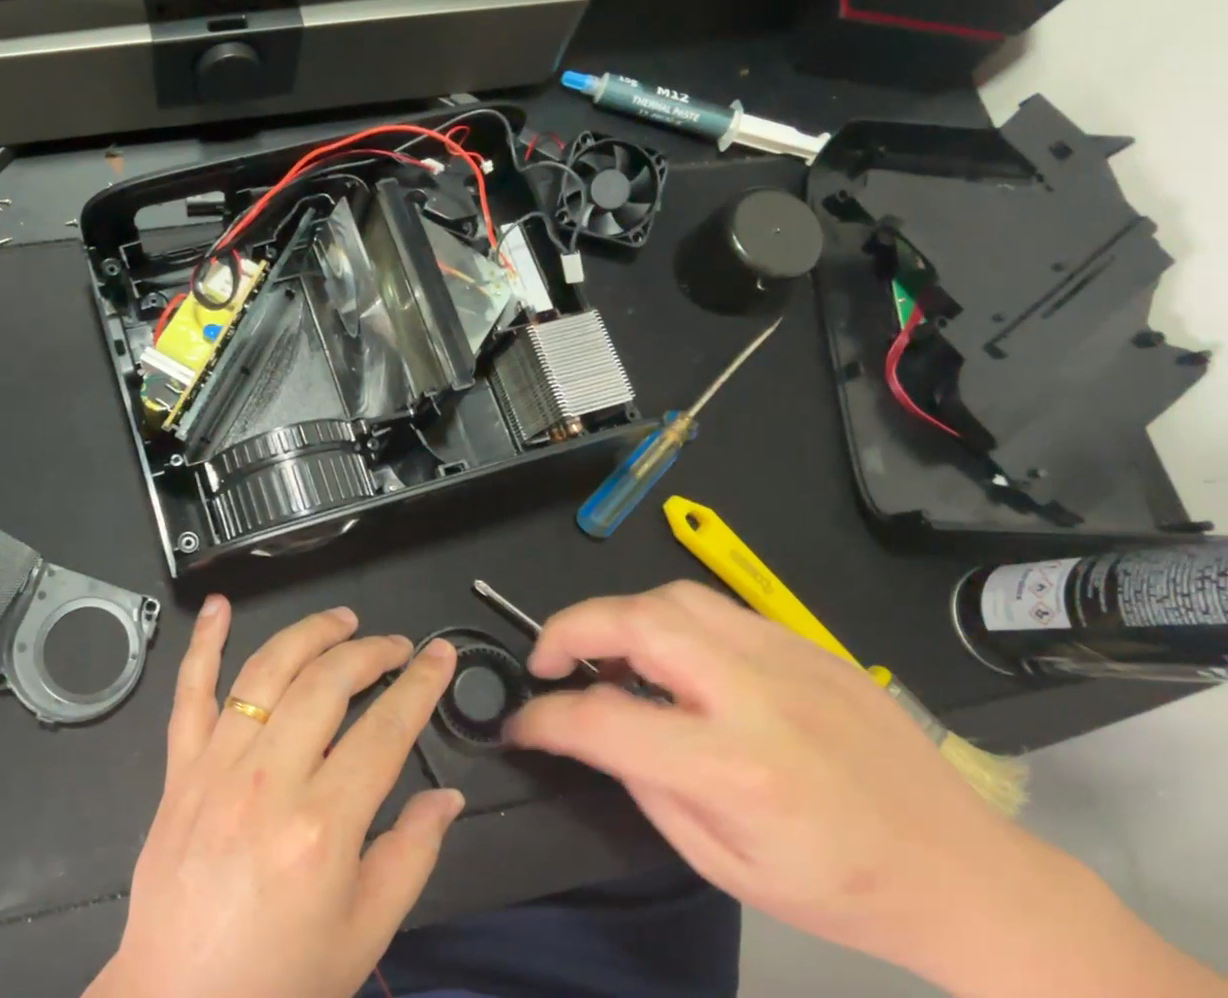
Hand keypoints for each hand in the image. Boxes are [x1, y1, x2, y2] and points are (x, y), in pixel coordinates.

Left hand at [88, 597, 461, 997]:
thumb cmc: (281, 973)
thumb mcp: (366, 931)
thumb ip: (412, 855)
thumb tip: (448, 798)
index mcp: (322, 827)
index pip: (384, 731)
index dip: (419, 685)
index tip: (439, 656)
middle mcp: (267, 783)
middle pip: (326, 685)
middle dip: (369, 651)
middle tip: (394, 645)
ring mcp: (215, 769)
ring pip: (264, 673)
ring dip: (307, 635)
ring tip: (340, 621)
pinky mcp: (178, 770)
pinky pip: (188, 694)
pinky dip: (202, 644)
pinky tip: (218, 608)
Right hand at [506, 581, 1225, 996]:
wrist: (964, 873)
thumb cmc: (837, 888)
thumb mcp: (720, 862)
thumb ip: (644, 786)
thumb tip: (592, 732)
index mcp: (734, 769)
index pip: (601, 719)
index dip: (541, 719)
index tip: (519, 726)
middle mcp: (758, 696)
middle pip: (635, 620)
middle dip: (568, 629)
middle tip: (548, 662)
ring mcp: (790, 659)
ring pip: (673, 596)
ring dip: (620, 616)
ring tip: (608, 655)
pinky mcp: (810, 646)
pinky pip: (719, 609)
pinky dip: (671, 622)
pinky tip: (672, 659)